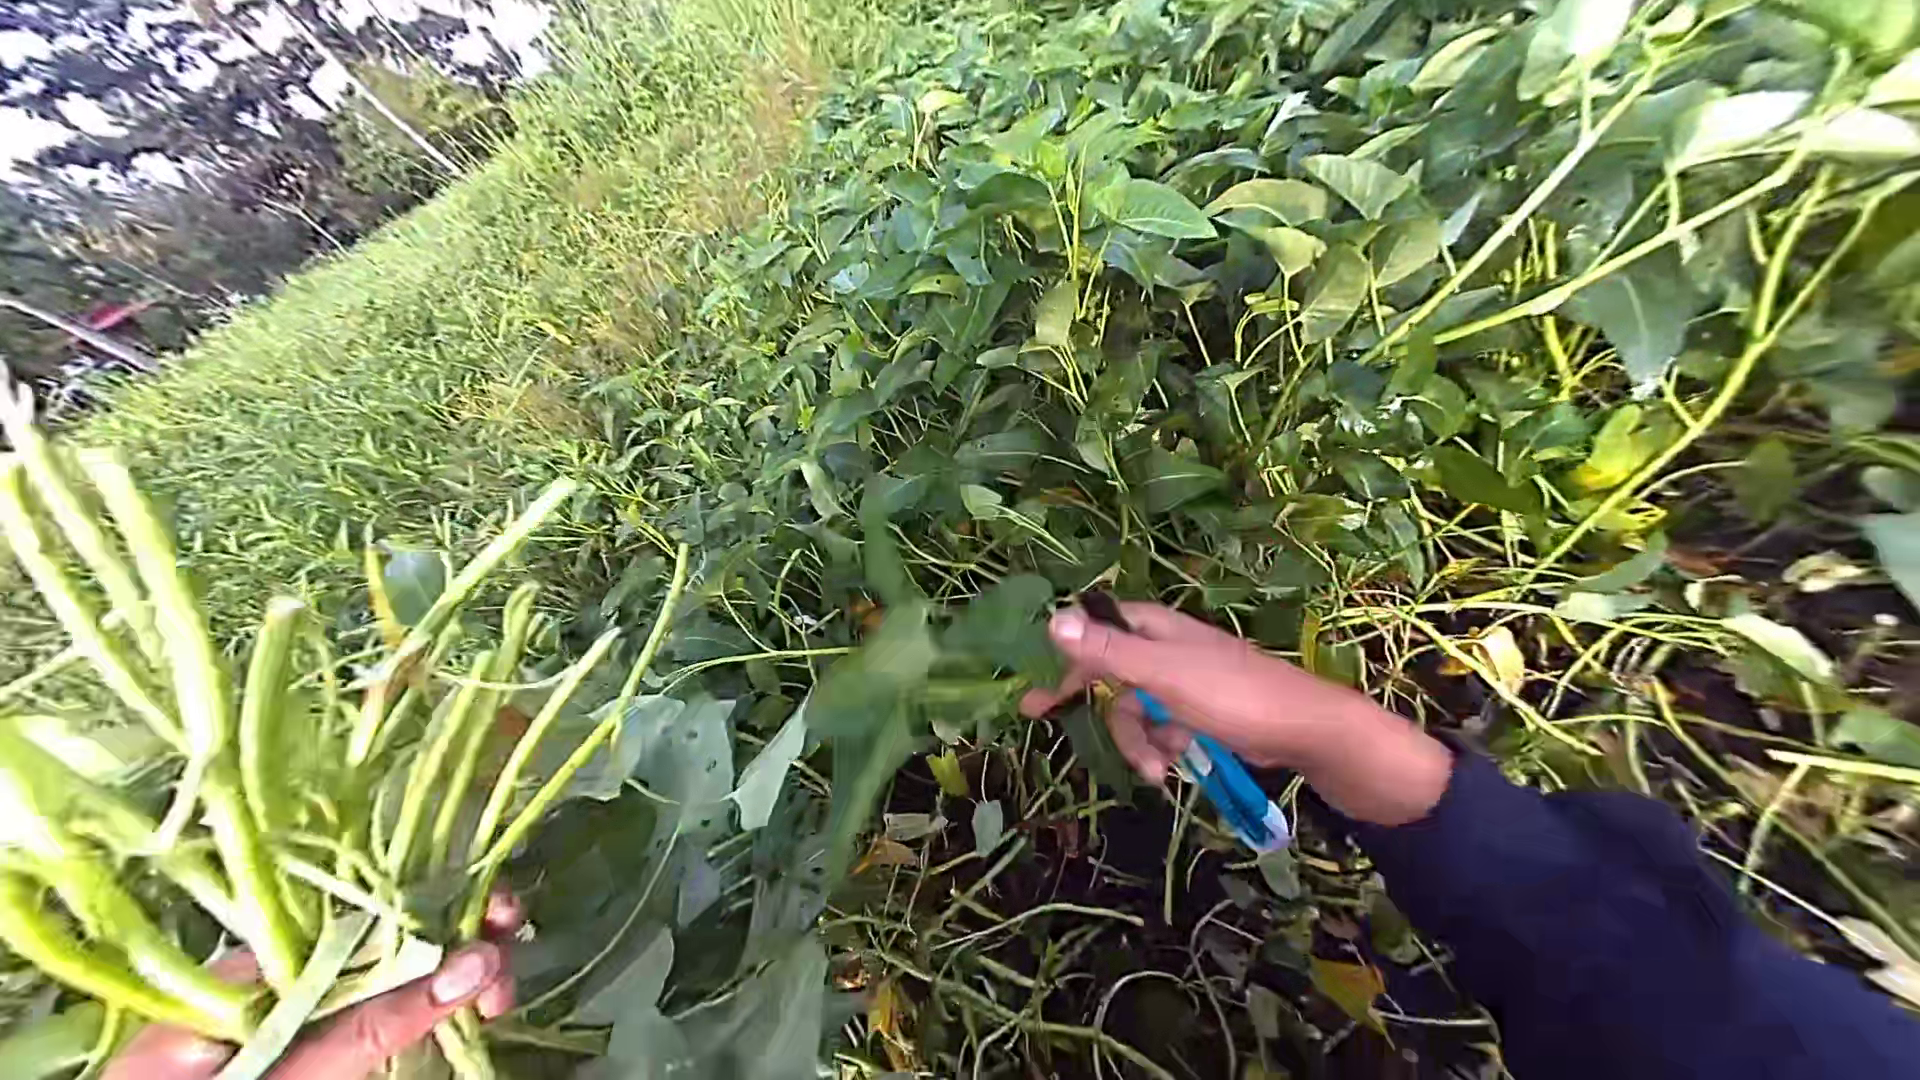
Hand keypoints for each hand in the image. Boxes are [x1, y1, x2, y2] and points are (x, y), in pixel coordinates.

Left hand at [105, 892, 522, 1079]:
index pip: (373, 908)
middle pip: (400, 930)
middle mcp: (290, 971)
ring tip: (498, 1000)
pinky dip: (440, 1002)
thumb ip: (371, 1028)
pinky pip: (397, 1002)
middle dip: (467, 939)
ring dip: (464, 972)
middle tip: (508, 967)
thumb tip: (483, 958)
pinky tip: (470, 1011)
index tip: (505, 920)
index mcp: (261, 965)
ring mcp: (308, 1008)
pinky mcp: (326, 1038)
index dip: (450, 902)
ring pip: (408, 964)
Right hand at [1019, 603, 1452, 825]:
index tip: (1034, 682)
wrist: (1306, 731)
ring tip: (1157, 769)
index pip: (1091, 630)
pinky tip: (1175, 764)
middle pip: (1107, 673)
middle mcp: (1161, 647)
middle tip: (1041, 714)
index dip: (1062, 654)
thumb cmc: (1231, 693)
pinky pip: (1159, 725)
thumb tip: (1051, 619)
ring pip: (1132, 708)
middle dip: (1094, 704)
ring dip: (1137, 740)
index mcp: (1150, 627)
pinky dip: (1161, 746)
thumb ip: (1107, 650)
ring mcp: (1178, 679)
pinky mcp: (1195, 708)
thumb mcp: (1162, 673)